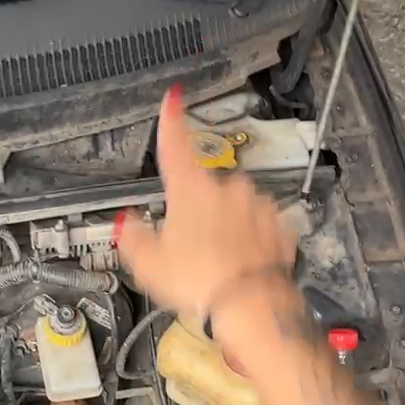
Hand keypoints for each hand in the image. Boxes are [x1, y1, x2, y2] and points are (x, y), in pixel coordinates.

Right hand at [117, 84, 297, 323]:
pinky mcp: (278, 227)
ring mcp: (257, 206)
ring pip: (234, 208)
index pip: (176, 144)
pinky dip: (248, 241)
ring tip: (213, 262)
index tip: (173, 99)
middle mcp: (227, 189)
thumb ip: (132, 236)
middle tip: (186, 244)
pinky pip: (258, 228)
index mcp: (191, 189)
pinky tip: (237, 265)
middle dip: (197, 209)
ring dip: (225, 226)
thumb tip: (125, 224)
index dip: (171, 121)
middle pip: (205, 188)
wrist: (251, 305)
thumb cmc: (200, 281)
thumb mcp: (148, 264)